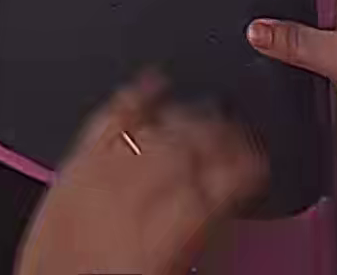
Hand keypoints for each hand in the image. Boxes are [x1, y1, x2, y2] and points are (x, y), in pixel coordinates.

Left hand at [15, 75, 265, 274]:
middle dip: (221, 134)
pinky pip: (110, 115)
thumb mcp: (170, 271)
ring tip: (209, 109)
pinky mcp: (77, 160)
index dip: (245, 167)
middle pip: (189, 147)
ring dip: (188, 114)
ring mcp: (104, 170)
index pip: (218, 187)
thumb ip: (201, 237)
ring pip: (157, 127)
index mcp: (165, 236)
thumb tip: (225, 210)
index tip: (259, 159)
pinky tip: (155, 80)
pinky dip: (136, 94)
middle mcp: (135, 195)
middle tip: (241, 130)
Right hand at [248, 0, 336, 181]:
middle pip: (306, 9)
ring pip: (314, 36)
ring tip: (274, 52)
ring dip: (297, 46)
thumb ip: (294, 41)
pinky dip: (312, 66)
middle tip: (256, 31)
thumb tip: (256, 28)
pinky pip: (326, 60)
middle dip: (283, 22)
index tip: (250, 4)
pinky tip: (302, 74)